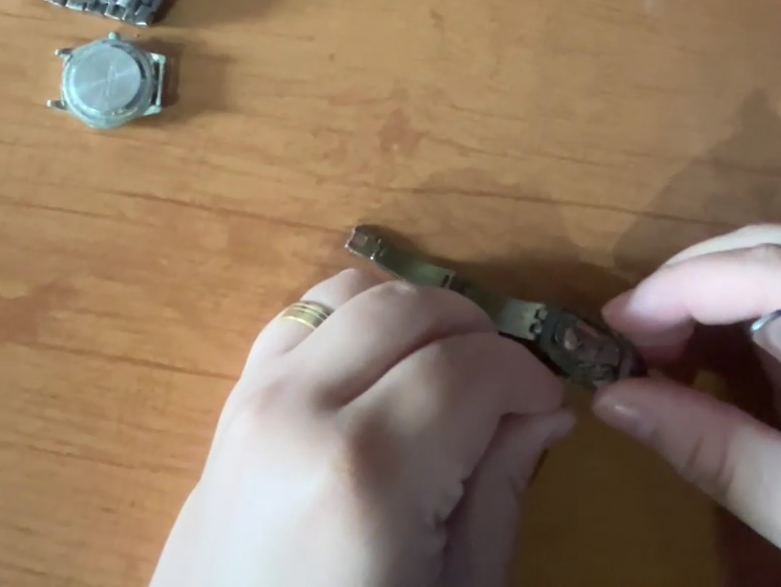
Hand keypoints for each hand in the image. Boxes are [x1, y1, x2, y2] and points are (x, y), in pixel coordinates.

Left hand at [150, 268, 570, 586]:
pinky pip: (301, 314)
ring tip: (446, 362)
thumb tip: (543, 407)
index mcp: (365, 471)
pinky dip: (354, 316)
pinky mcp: (234, 392)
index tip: (546, 397)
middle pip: (405, 309)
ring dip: (412, 312)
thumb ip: (498, 489)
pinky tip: (381, 361)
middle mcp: (302, 407)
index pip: (465, 368)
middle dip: (472, 328)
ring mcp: (256, 392)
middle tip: (503, 378)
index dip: (522, 372)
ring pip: (350, 292)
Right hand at [594, 226, 780, 586]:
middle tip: (631, 345)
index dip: (682, 287)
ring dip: (722, 308)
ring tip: (666, 359)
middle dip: (697, 292)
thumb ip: (718, 453)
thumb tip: (607, 398)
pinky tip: (728, 366)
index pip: (780, 268)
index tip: (611, 324)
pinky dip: (760, 328)